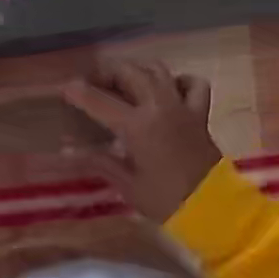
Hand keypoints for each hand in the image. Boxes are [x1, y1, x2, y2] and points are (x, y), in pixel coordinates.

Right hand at [63, 58, 222, 222]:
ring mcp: (183, 107)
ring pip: (158, 71)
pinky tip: (168, 89)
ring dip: (136, 70)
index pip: (100, 101)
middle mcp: (159, 107)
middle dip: (106, 72)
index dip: (79, 93)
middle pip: (129, 73)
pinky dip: (177, 81)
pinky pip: (192, 84)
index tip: (65, 88)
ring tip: (122, 79)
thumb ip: (100, 161)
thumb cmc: (165, 200)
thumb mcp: (126, 184)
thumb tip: (70, 150)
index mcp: (138, 126)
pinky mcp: (200, 114)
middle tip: (91, 81)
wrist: (213, 208)